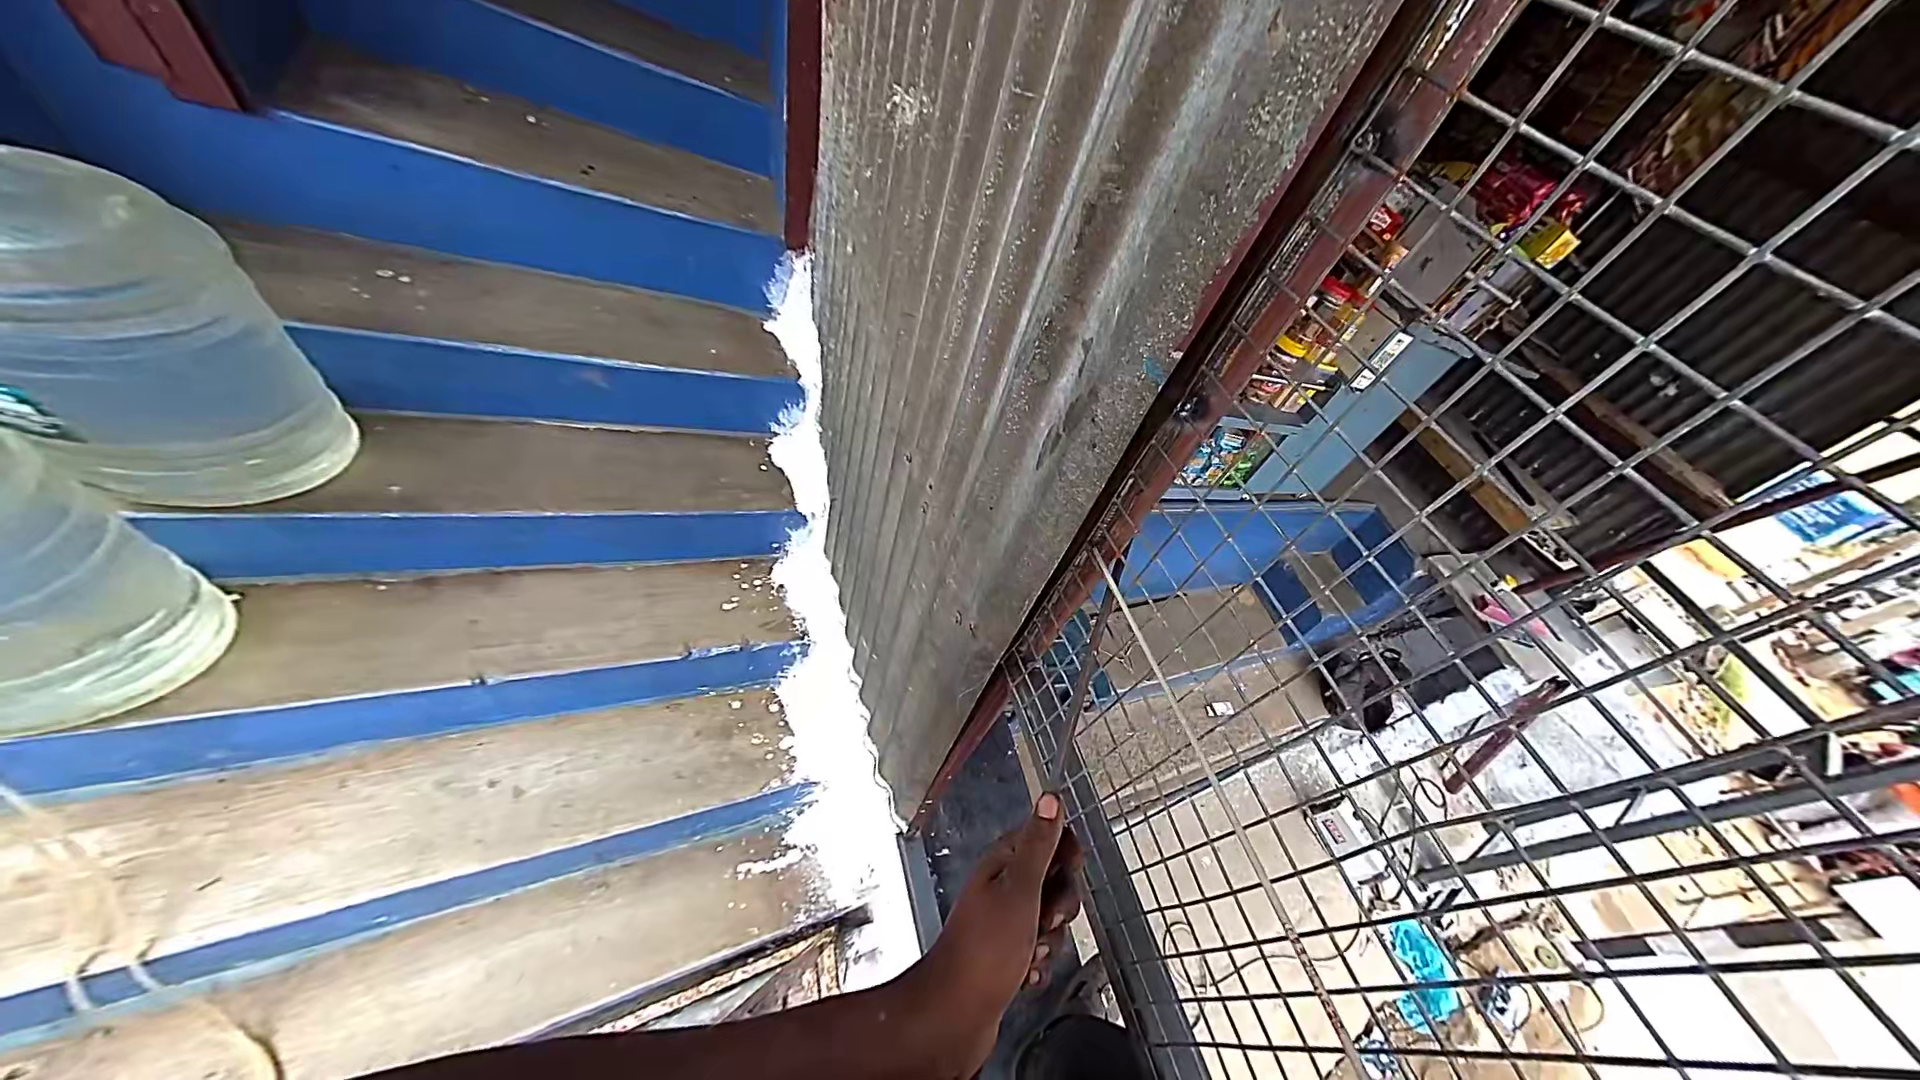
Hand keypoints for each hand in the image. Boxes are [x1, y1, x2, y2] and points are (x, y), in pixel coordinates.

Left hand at [896, 793, 1084, 1076]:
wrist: (956, 1015)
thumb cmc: (985, 948)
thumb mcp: (1020, 889)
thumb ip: (1039, 844)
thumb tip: (1050, 798)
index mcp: (1003, 861)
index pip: (1046, 834)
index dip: (1065, 851)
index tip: (1069, 869)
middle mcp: (1003, 885)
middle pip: (1055, 879)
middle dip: (1061, 903)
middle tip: (1044, 918)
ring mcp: (1005, 920)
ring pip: (1052, 918)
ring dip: (1050, 939)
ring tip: (1030, 952)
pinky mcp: (1008, 953)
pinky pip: (1042, 949)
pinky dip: (1039, 963)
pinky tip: (1024, 973)